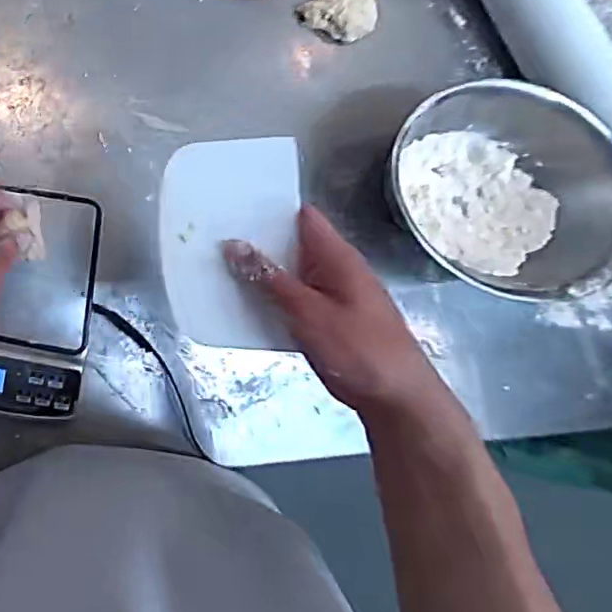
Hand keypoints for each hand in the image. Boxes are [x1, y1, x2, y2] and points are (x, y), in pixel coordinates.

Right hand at [224, 206, 452, 416]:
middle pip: (291, 244)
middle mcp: (335, 269)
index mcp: (337, 256)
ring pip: (289, 274)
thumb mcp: (307, 312)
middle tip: (212, 239)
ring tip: (217, 266)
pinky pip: (293, 300)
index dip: (268, 209)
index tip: (231, 209)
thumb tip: (234, 244)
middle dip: (256, 242)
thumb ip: (268, 278)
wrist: (399, 402)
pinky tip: (242, 303)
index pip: (301, 215)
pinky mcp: (328, 320)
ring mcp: (332, 295)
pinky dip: (271, 299)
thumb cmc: (360, 351)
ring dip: (260, 273)